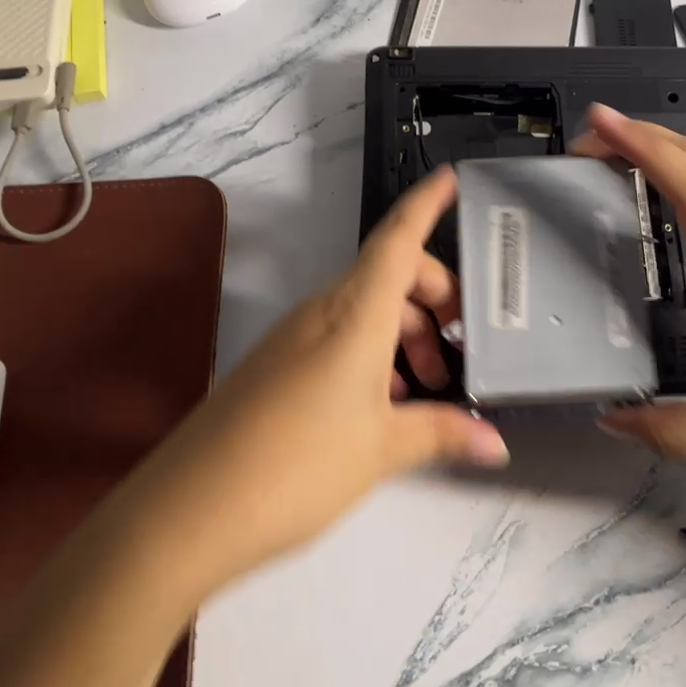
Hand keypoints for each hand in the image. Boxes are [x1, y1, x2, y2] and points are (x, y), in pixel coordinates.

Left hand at [127, 168, 508, 599]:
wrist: (188, 509)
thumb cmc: (298, 467)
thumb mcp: (382, 450)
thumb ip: (443, 433)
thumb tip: (496, 444)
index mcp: (355, 314)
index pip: (398, 240)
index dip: (426, 205)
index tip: (450, 177)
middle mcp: (324, 311)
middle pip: (389, 275)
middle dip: (433, 298)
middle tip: (459, 352)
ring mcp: (294, 334)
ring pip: (365, 308)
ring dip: (403, 332)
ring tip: (423, 390)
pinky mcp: (275, 362)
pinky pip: (337, 334)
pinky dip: (371, 351)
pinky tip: (381, 404)